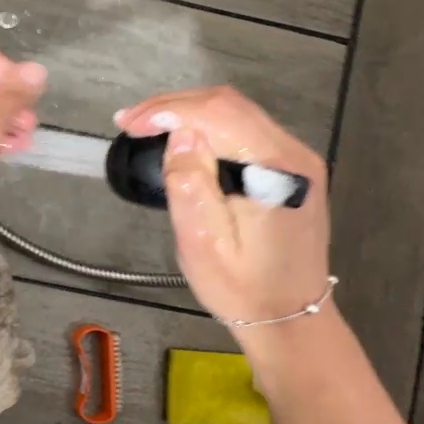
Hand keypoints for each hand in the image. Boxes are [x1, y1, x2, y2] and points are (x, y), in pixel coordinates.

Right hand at [116, 88, 330, 331]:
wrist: (290, 318)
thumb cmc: (241, 287)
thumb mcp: (201, 242)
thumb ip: (190, 183)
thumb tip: (181, 134)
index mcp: (273, 170)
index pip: (217, 114)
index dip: (167, 110)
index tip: (127, 124)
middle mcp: (293, 154)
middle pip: (229, 105)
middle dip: (173, 105)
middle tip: (129, 122)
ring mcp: (297, 160)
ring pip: (237, 112)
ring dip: (189, 111)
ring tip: (146, 125)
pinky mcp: (291, 168)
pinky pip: (245, 129)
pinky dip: (208, 125)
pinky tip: (182, 137)